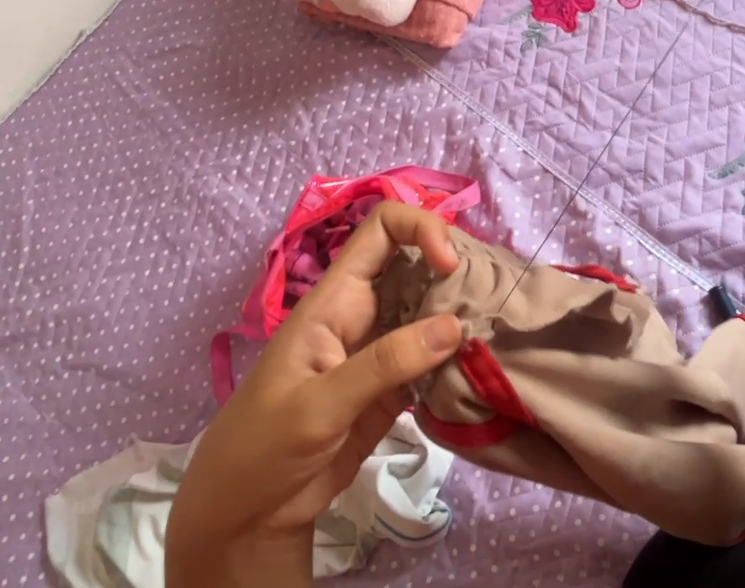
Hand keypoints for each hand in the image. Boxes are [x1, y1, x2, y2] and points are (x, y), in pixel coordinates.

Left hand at [166, 202, 463, 587]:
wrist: (247, 514)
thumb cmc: (263, 447)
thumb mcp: (320, 404)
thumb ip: (385, 364)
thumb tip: (456, 324)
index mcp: (337, 298)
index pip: (382, 229)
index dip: (421, 229)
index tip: (450, 265)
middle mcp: (364, 311)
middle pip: (418, 264)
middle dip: (455, 272)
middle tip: (490, 302)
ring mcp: (381, 349)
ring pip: (431, 308)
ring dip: (462, 313)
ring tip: (497, 331)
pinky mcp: (394, 387)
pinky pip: (434, 356)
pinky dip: (458, 356)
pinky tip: (483, 366)